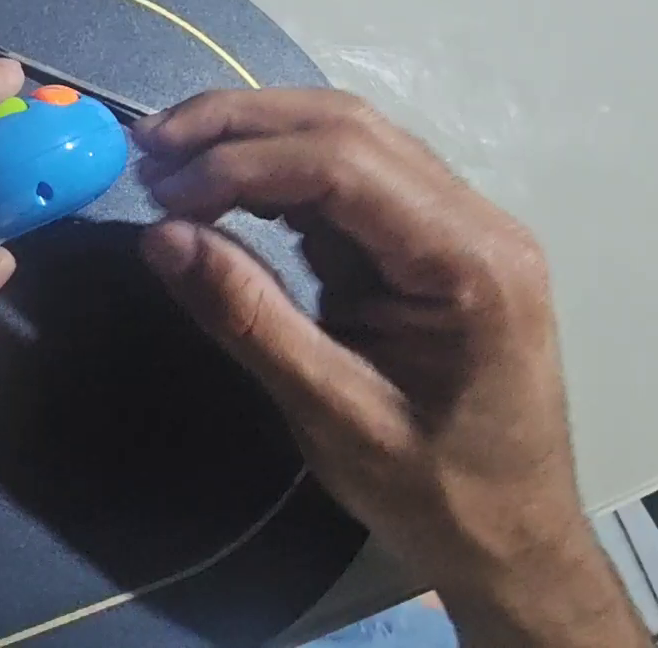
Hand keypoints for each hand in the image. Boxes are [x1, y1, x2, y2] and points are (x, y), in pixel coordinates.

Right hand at [132, 90, 647, 646]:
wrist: (509, 534)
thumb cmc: (432, 486)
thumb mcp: (329, 414)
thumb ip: (246, 316)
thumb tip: (159, 235)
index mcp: (467, 261)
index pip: (342, 164)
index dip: (239, 164)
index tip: (160, 194)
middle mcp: (467, 217)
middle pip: (341, 123)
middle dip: (232, 122)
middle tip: (148, 144)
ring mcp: (443, 216)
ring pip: (335, 129)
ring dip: (242, 131)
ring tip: (167, 153)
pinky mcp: (408, 229)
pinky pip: (330, 167)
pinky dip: (260, 162)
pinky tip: (213, 181)